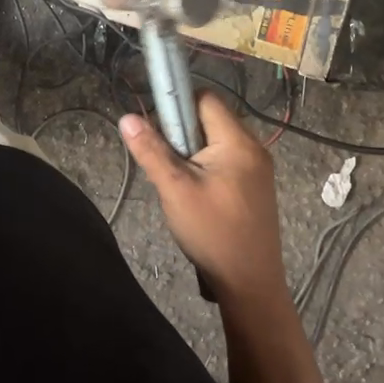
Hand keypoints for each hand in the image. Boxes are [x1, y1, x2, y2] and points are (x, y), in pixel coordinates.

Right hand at [119, 92, 286, 305]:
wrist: (249, 283)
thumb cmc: (212, 232)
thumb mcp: (174, 189)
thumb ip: (151, 150)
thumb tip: (127, 117)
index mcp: (238, 142)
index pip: (204, 99)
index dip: (175, 105)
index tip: (155, 129)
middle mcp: (253, 149)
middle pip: (208, 119)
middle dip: (179, 133)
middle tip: (164, 163)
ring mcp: (256, 169)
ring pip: (213, 142)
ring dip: (188, 153)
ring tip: (176, 182)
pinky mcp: (253, 187)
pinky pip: (222, 161)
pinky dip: (201, 167)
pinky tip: (191, 194)